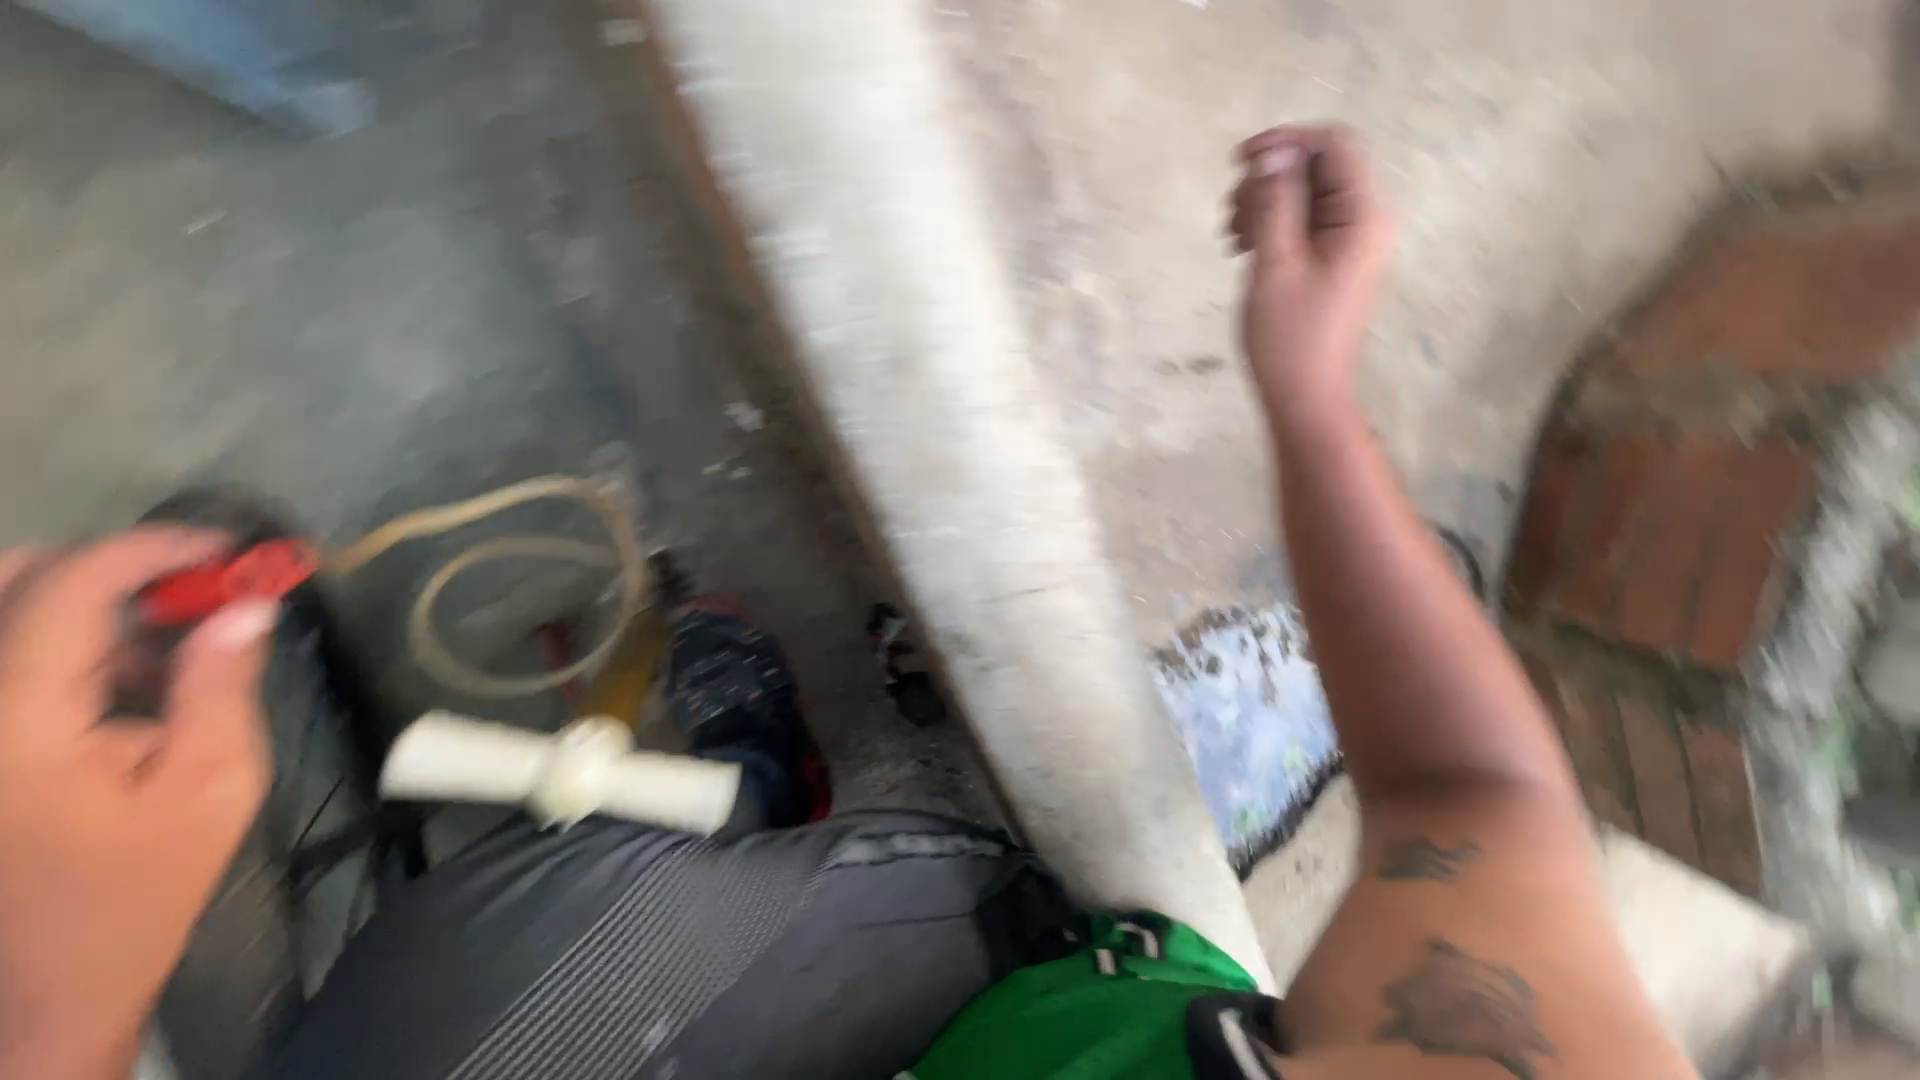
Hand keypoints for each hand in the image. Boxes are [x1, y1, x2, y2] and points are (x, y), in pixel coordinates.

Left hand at [0, 529, 273, 1078]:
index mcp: (17, 726)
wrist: (45, 981)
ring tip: (166, 661)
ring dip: (89, 612)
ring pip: (2, 616)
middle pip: (5, 583)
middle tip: (190, 599)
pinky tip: (120, 695)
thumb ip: (220, 685)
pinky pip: (5, 661)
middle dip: (107, 570)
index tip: (228, 552)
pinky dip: (63, 651)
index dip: (151, 550)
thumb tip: (245, 607)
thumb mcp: (213, 784)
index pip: (66, 588)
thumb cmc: (143, 885)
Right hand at [1227, 125, 1393, 427]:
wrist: (1305, 397)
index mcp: (1363, 216)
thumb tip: (1271, 153)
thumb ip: (1275, 202)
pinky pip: (1305, 224)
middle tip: (1229, 214)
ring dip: (1264, 203)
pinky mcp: (1333, 261)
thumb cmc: (1289, 337)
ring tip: (1231, 237)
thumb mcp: (1275, 264)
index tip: (1238, 161)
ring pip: (1307, 195)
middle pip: (1319, 168)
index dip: (1286, 142)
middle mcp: (1366, 221)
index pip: (1334, 145)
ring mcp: (1351, 243)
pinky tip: (1244, 248)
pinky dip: (1272, 225)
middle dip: (1269, 178)